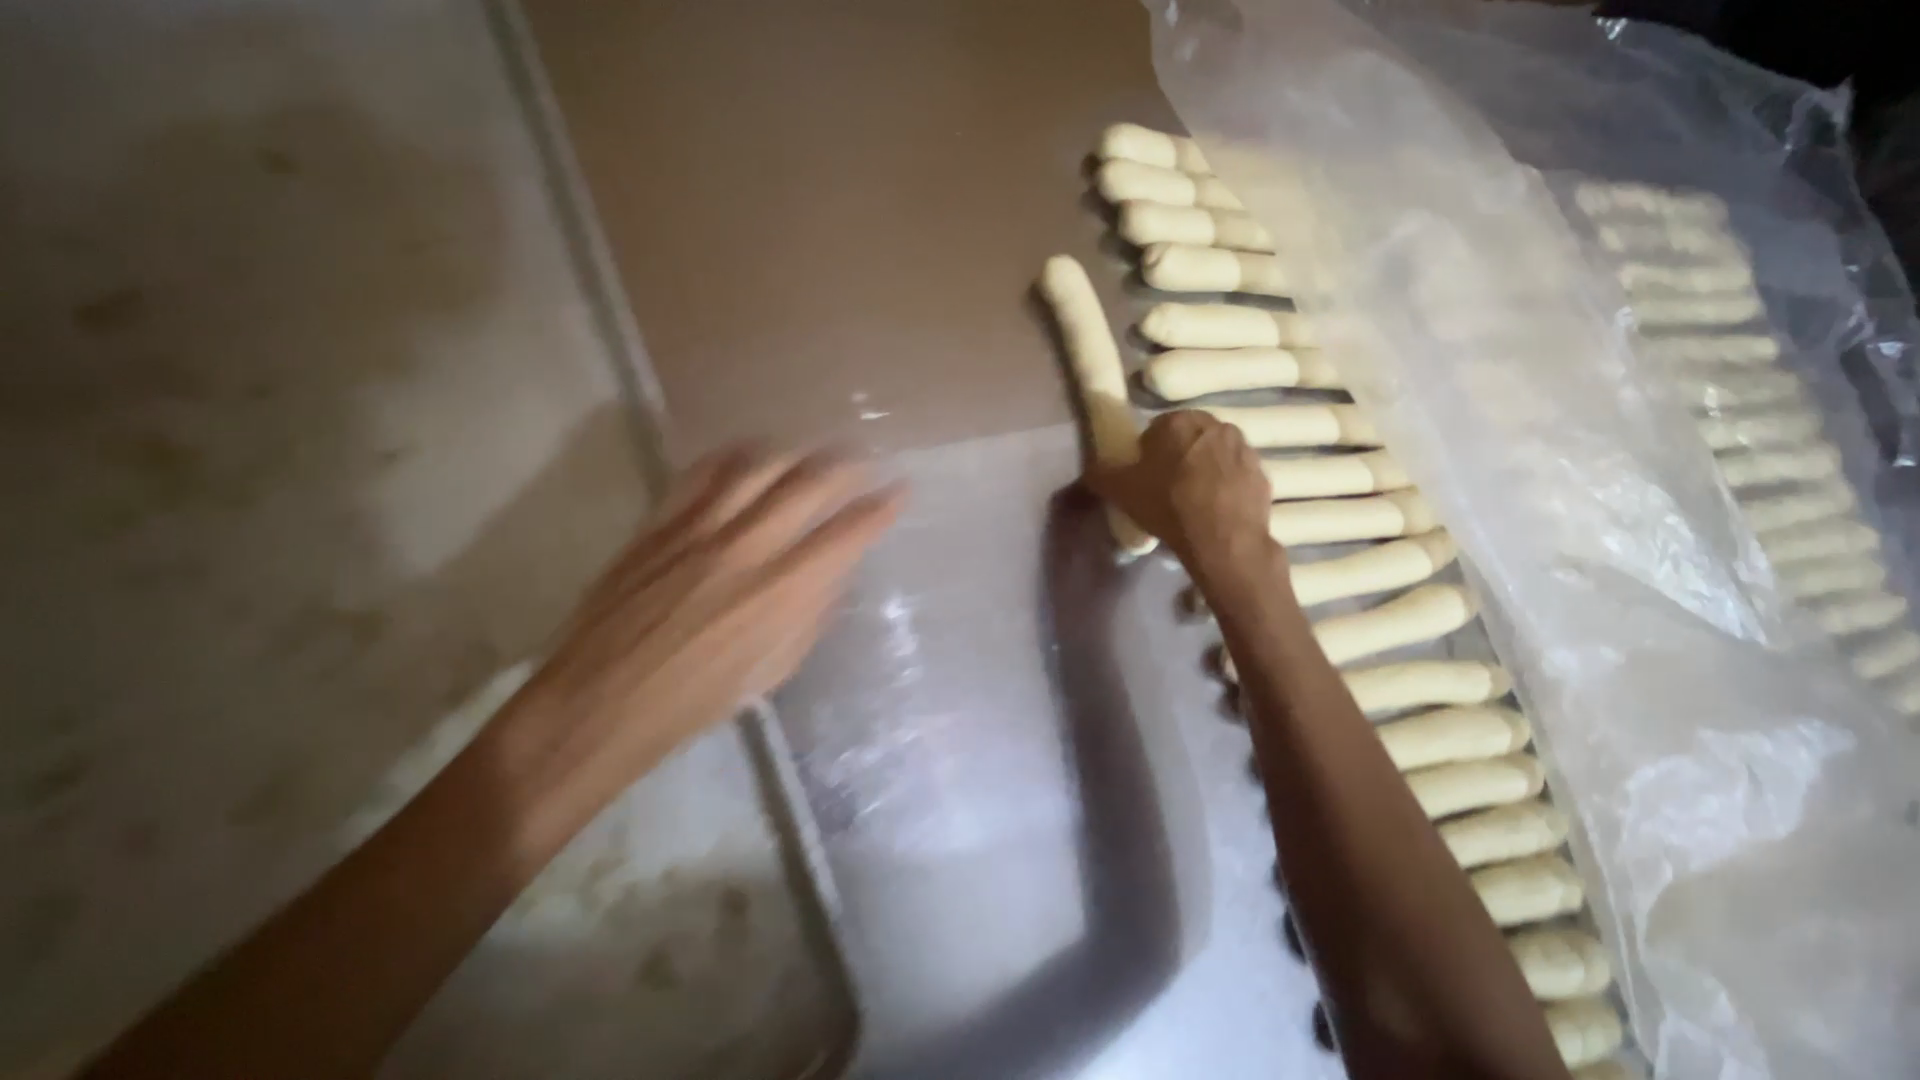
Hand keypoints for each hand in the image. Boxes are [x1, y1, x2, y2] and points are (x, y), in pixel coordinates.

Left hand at [499, 444, 904, 817]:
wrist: (606, 698)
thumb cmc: (698, 699)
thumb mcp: (775, 669)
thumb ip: (810, 615)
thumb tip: (830, 574)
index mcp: (783, 591)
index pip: (846, 533)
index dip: (880, 508)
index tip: (899, 491)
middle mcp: (747, 548)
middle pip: (808, 484)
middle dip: (846, 466)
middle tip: (864, 459)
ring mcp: (698, 529)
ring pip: (757, 467)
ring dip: (794, 453)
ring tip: (811, 451)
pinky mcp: (660, 524)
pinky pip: (700, 474)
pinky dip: (731, 458)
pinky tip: (747, 454)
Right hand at [1085, 410, 1271, 564]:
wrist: (1223, 540)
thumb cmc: (1168, 505)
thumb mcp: (1120, 491)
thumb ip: (1100, 473)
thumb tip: (1092, 468)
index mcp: (1179, 421)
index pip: (1156, 430)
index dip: (1148, 455)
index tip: (1146, 479)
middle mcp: (1215, 425)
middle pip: (1188, 440)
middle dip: (1179, 459)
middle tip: (1168, 491)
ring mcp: (1244, 449)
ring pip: (1215, 456)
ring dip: (1205, 471)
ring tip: (1194, 504)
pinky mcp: (1262, 474)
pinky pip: (1237, 477)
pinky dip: (1228, 489)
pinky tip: (1216, 512)